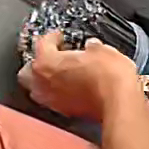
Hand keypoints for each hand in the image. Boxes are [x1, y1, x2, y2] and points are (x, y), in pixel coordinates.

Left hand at [19, 35, 139, 121]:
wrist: (119, 103)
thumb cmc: (108, 76)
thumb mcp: (103, 51)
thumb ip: (92, 47)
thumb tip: (91, 47)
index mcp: (46, 62)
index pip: (42, 44)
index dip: (53, 37)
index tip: (59, 36)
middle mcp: (43, 83)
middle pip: (29, 71)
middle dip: (39, 63)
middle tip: (55, 56)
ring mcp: (52, 101)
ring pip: (40, 89)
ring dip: (48, 81)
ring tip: (64, 74)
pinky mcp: (66, 112)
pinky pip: (57, 100)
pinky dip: (62, 94)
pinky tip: (75, 89)